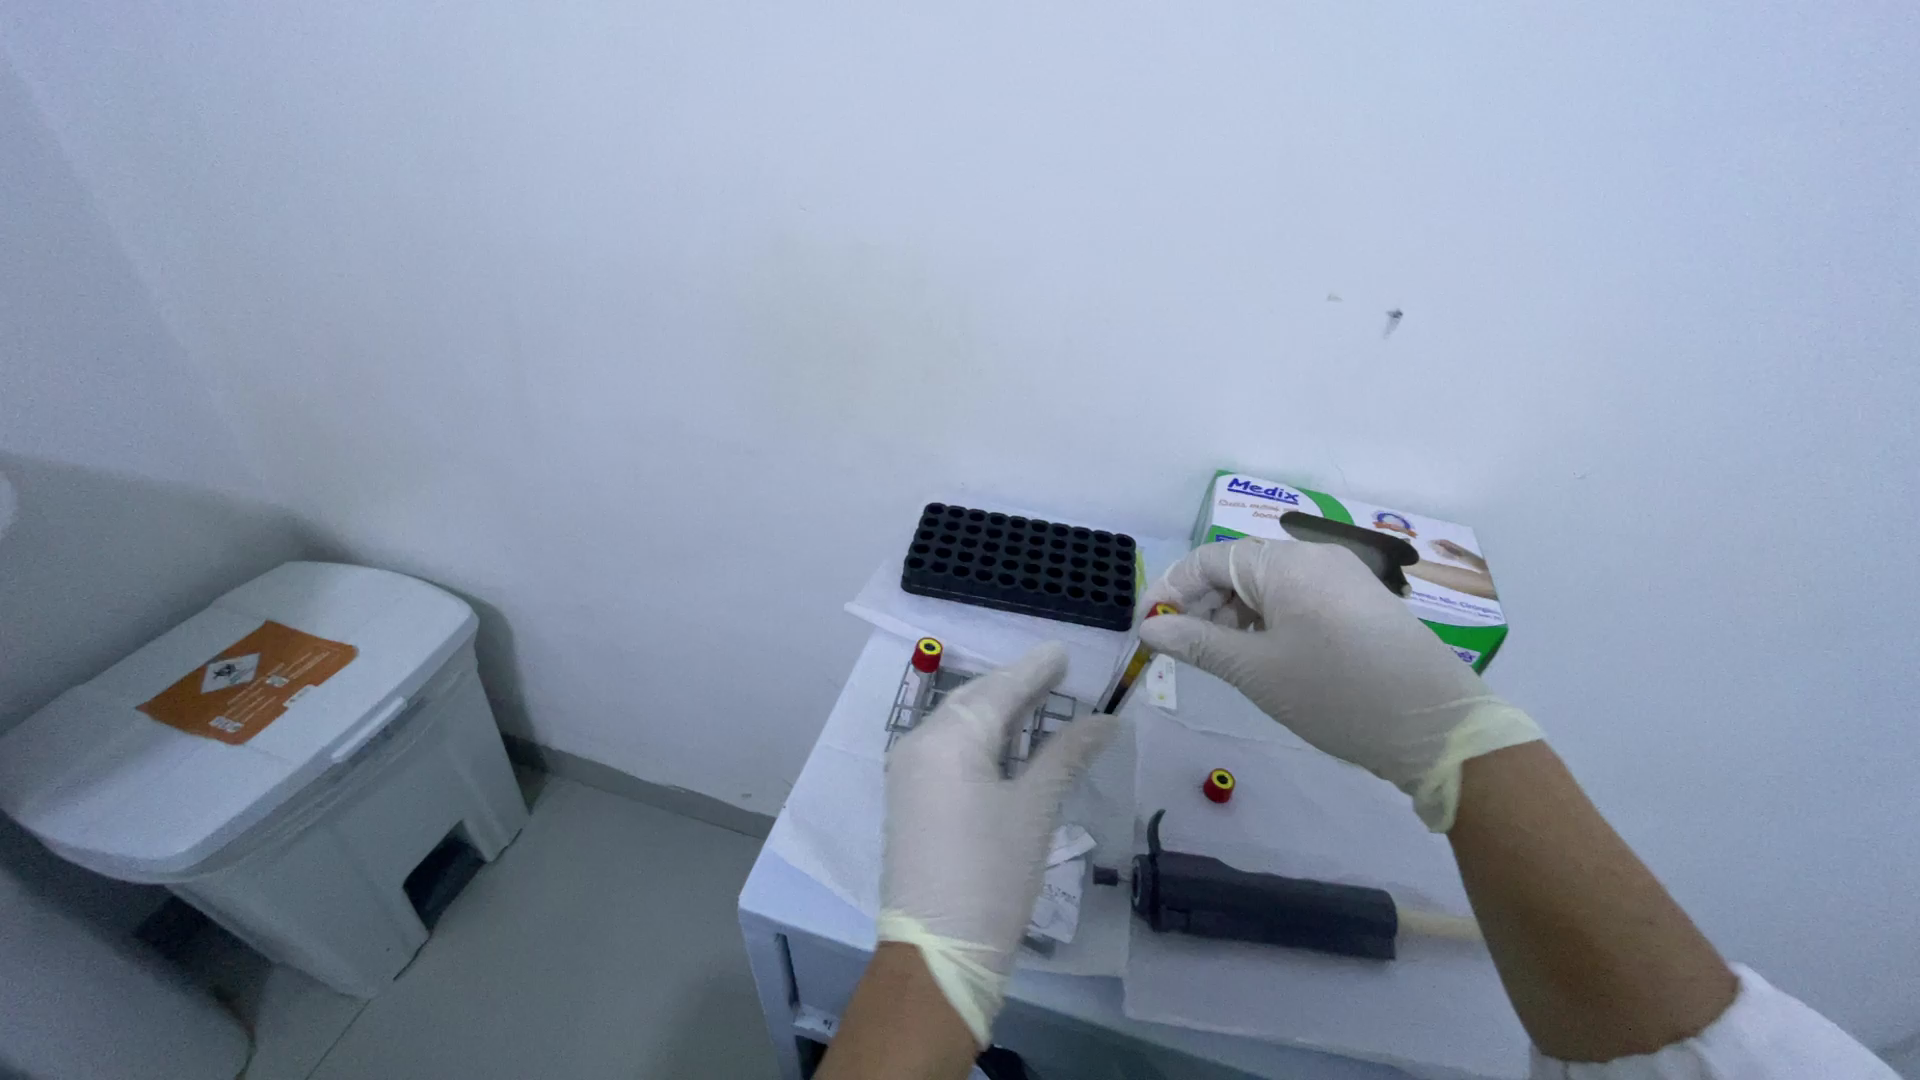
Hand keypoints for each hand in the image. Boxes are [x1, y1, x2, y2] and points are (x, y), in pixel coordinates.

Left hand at [879, 643, 1115, 1045]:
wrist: (937, 952)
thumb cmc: (992, 876)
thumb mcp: (1035, 809)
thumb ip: (1066, 755)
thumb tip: (1106, 721)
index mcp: (947, 739)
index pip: (999, 690)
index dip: (1034, 670)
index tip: (1062, 652)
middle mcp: (919, 744)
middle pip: (974, 702)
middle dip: (1015, 686)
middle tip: (1055, 671)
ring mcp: (909, 772)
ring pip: (958, 725)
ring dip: (998, 711)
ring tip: (1037, 696)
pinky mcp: (910, 798)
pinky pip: (947, 749)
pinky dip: (980, 738)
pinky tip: (1006, 739)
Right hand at [1137, 539, 1539, 830]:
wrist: (1439, 731)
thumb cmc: (1336, 694)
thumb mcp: (1255, 671)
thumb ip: (1196, 643)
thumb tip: (1150, 628)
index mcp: (1286, 563)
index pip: (1207, 560)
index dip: (1169, 591)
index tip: (1147, 630)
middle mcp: (1313, 557)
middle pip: (1236, 568)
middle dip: (1201, 605)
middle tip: (1182, 650)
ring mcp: (1342, 578)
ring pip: (1265, 585)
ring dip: (1232, 615)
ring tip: (1222, 659)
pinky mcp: (1359, 602)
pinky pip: (1295, 598)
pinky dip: (1266, 621)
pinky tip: (1262, 656)